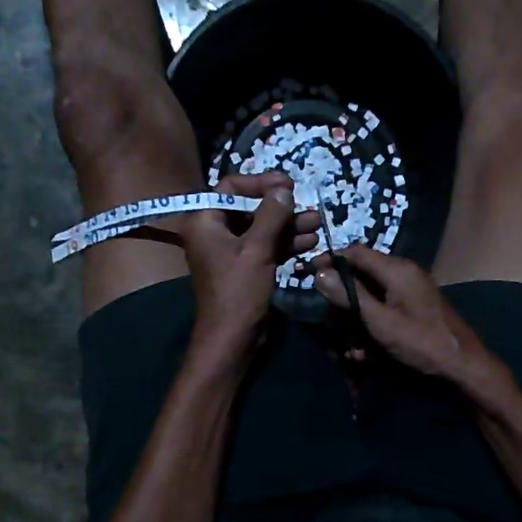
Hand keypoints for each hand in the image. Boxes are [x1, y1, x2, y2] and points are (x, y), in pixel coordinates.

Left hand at [178, 172, 318, 357]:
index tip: (288, 185)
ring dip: (288, 226)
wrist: (232, 337)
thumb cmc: (238, 291)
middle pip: (249, 208)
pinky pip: (264, 247)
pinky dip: (284, 244)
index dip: (260, 183)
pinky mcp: (244, 268)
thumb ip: (271, 215)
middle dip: (281, 208)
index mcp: (205, 221)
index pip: (230, 187)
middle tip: (308, 207)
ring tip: (317, 224)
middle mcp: (214, 232)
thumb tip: (284, 190)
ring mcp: (230, 251)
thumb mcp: (257, 249)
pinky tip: (310, 242)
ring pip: (261, 229)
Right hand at [312, 244, 503, 390]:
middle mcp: (403, 274)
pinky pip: (382, 310)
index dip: (330, 261)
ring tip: (354, 350)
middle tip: (337, 328)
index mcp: (397, 269)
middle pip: (359, 277)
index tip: (308, 275)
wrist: (462, 365)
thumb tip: (320, 272)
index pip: (355, 252)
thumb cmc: (421, 342)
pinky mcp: (412, 308)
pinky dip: (371, 329)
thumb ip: (349, 295)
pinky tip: (367, 355)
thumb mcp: (379, 321)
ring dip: (356, 323)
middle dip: (343, 304)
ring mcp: (409, 291)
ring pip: (368, 298)